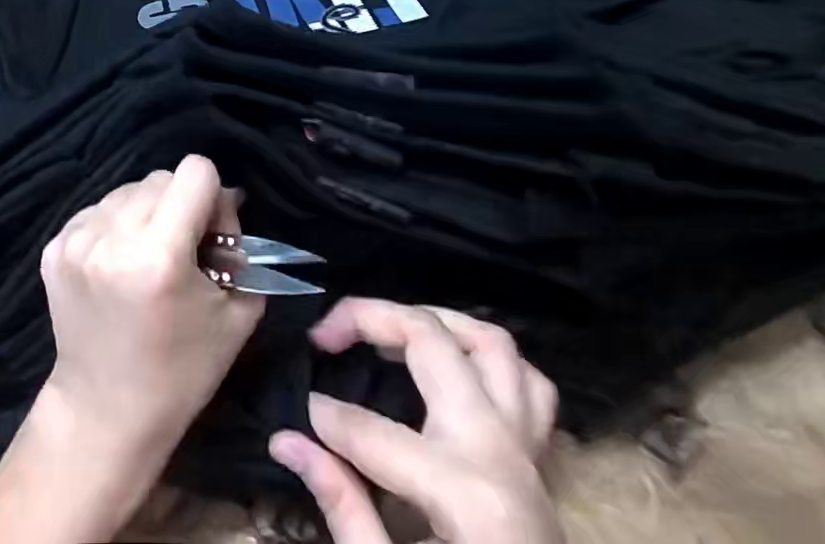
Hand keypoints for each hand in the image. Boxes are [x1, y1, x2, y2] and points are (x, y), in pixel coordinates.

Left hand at [39, 153, 265, 459]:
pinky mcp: (53, 247)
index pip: (195, 171)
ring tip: (147, 259)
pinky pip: (97, 210)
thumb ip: (239, 248)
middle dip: (180, 205)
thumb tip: (224, 198)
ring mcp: (75, 240)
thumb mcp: (238, 313)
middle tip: (183, 250)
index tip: (210, 237)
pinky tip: (119, 265)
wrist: (106, 407)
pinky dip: (115, 226)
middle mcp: (110, 238)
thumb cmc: (182, 370)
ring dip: (145, 213)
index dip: (212, 199)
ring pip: (126, 191)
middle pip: (159, 178)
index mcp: (159, 255)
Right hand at [269, 299, 561, 543]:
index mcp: (468, 494)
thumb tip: (285, 440)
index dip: (323, 419)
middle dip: (369, 319)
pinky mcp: (539, 460)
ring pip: (492, 346)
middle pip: (434, 344)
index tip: (294, 420)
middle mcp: (502, 454)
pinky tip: (443, 366)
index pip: (371, 429)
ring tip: (387, 328)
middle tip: (325, 333)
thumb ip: (341, 505)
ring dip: (435, 322)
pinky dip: (482, 359)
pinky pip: (524, 384)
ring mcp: (529, 452)